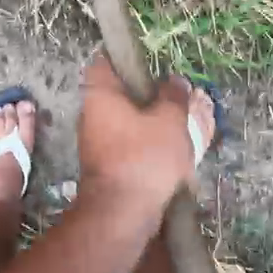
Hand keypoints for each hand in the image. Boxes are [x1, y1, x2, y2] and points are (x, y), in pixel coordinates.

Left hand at [75, 54, 196, 221]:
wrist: (122, 213)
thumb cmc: (144, 157)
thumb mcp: (169, 120)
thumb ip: (174, 96)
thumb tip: (175, 81)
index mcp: (99, 95)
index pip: (105, 63)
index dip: (127, 59)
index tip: (152, 65)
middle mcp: (91, 115)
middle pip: (119, 94)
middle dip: (148, 95)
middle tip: (177, 98)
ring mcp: (96, 142)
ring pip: (127, 121)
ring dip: (152, 122)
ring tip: (182, 126)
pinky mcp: (106, 165)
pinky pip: (129, 145)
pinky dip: (147, 144)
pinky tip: (171, 152)